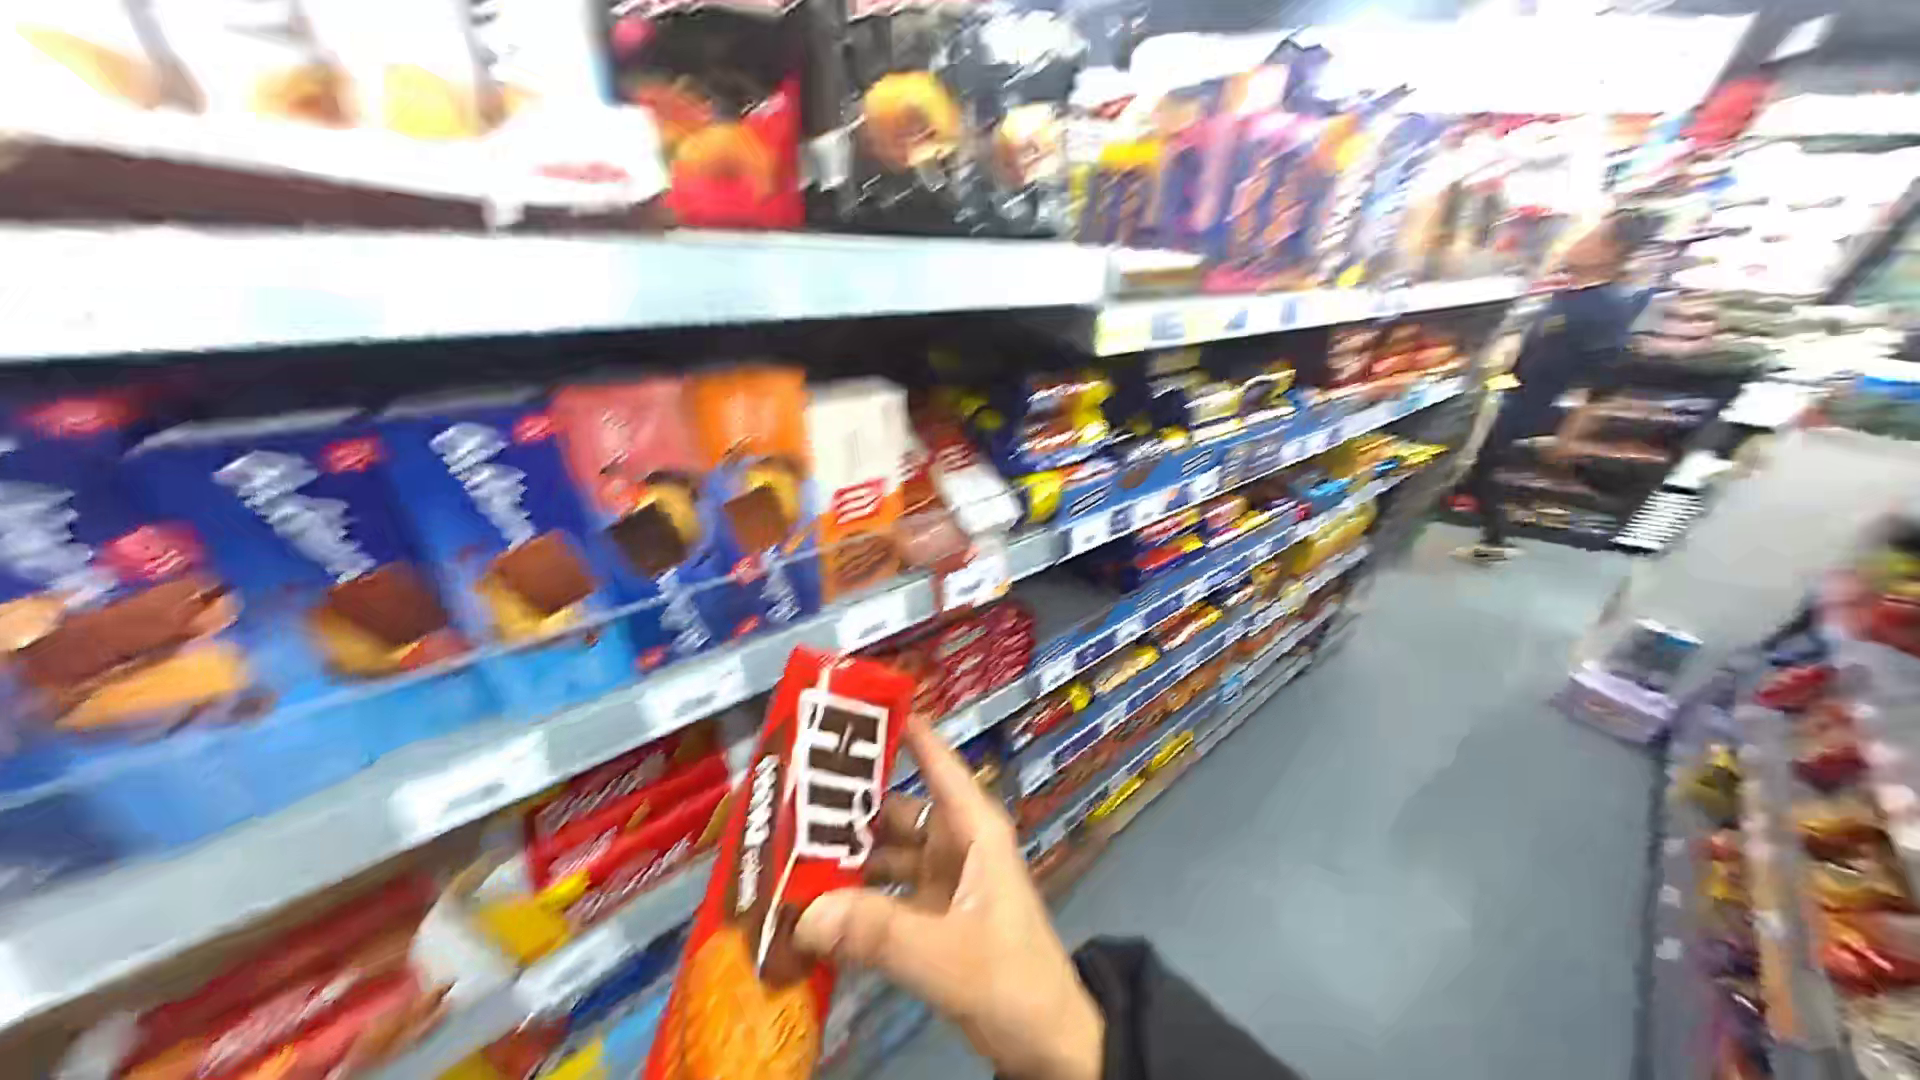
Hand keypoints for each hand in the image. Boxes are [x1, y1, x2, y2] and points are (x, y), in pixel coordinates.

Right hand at [793, 716, 1103, 1079]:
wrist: (1047, 1041)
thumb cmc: (1011, 976)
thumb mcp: (947, 954)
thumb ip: (879, 933)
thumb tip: (805, 912)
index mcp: (972, 828)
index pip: (937, 762)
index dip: (905, 731)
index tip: (858, 708)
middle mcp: (954, 841)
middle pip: (896, 808)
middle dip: (848, 803)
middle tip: (788, 795)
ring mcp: (940, 877)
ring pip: (885, 851)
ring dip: (844, 853)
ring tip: (785, 850)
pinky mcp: (929, 911)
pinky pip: (883, 891)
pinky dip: (853, 895)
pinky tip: (810, 902)